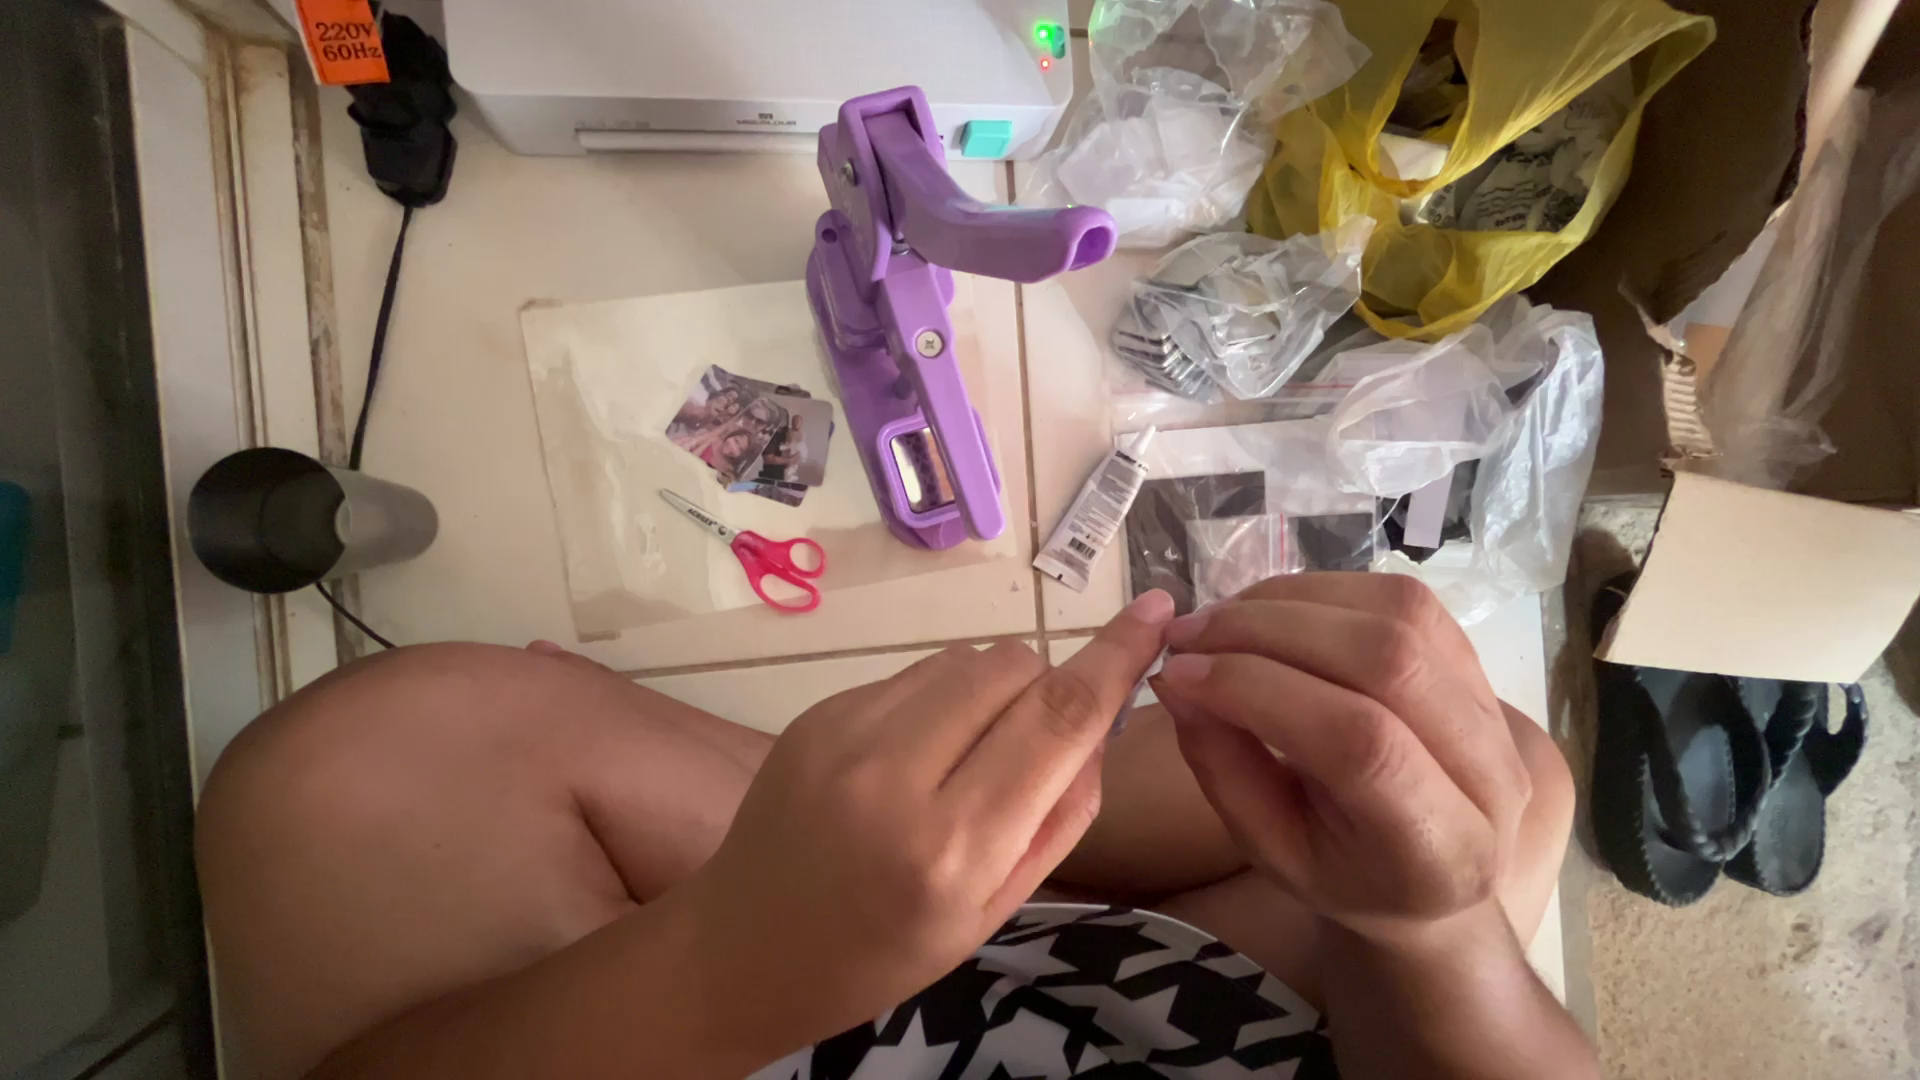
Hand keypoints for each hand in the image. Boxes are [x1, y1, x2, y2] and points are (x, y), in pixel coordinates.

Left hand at [682, 590, 1172, 1060]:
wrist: (746, 946)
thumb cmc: (884, 950)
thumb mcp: (994, 907)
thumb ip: (1062, 810)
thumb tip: (1099, 717)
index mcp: (952, 844)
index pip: (1059, 720)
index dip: (1116, 656)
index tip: (1156, 610)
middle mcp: (896, 772)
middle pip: (1014, 667)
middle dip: (1044, 687)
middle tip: (1027, 744)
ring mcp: (847, 730)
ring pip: (965, 658)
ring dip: (992, 689)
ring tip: (965, 752)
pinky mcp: (821, 709)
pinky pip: (915, 673)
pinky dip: (940, 698)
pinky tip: (913, 751)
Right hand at [1154, 574, 1532, 945]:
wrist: (1439, 866)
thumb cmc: (1342, 868)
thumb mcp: (1266, 846)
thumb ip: (1220, 765)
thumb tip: (1174, 678)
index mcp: (1439, 847)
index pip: (1359, 742)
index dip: (1258, 689)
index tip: (1179, 671)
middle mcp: (1489, 770)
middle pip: (1385, 658)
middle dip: (1265, 630)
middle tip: (1187, 634)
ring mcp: (1493, 706)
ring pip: (1396, 613)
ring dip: (1287, 601)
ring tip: (1219, 619)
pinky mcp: (1476, 659)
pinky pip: (1398, 598)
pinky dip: (1316, 590)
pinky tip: (1267, 610)